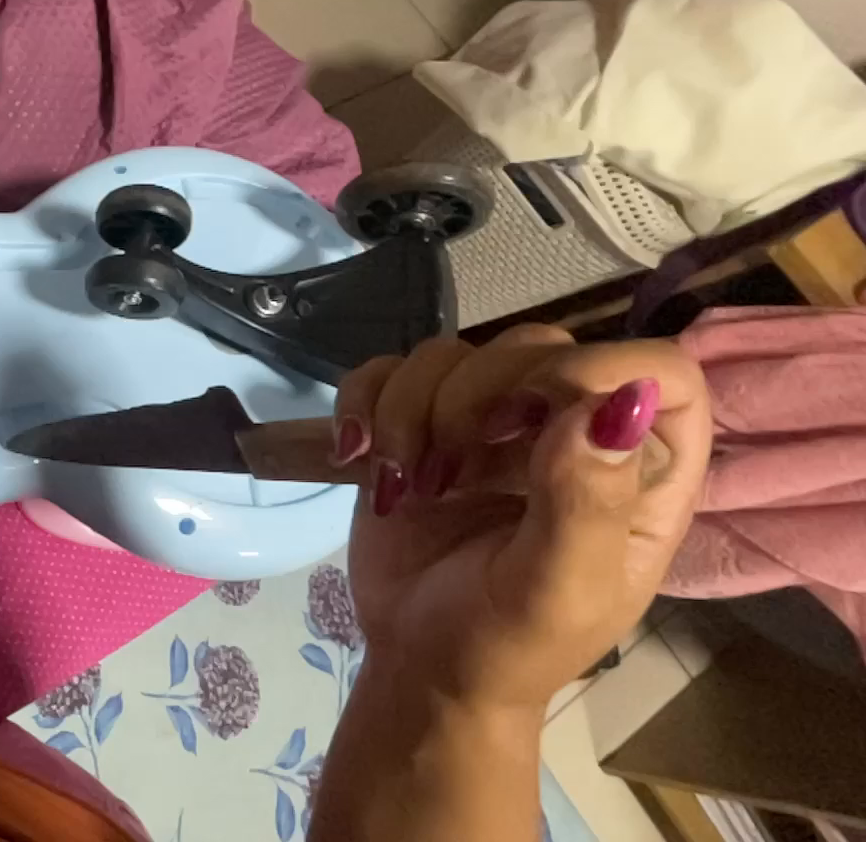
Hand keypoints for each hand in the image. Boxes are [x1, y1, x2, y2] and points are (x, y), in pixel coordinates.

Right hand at [333, 325, 711, 713]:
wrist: (416, 658)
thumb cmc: (503, 642)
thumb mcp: (555, 593)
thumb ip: (585, 506)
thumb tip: (607, 407)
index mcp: (633, 470)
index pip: (652, 370)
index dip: (589, 371)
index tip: (521, 423)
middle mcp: (559, 432)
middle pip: (527, 347)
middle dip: (468, 398)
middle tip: (443, 471)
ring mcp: (477, 426)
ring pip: (442, 354)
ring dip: (403, 410)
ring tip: (400, 481)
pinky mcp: (407, 426)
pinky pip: (379, 373)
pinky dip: (356, 403)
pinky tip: (353, 455)